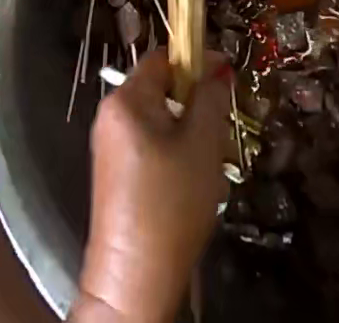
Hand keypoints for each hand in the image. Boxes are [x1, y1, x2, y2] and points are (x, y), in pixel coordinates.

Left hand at [75, 51, 231, 322]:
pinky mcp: (117, 173)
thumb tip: (217, 65)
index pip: (164, 57)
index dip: (197, 58)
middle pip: (162, 87)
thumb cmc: (171, 200)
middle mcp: (112, 117)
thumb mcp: (203, 141)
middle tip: (223, 119)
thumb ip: (211, 95)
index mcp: (126, 101)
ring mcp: (111, 147)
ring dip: (191, 126)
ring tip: (212, 153)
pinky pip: (153, 142)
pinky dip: (177, 148)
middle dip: (196, 98)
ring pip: (161, 117)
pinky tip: (195, 175)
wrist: (135, 280)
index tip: (227, 74)